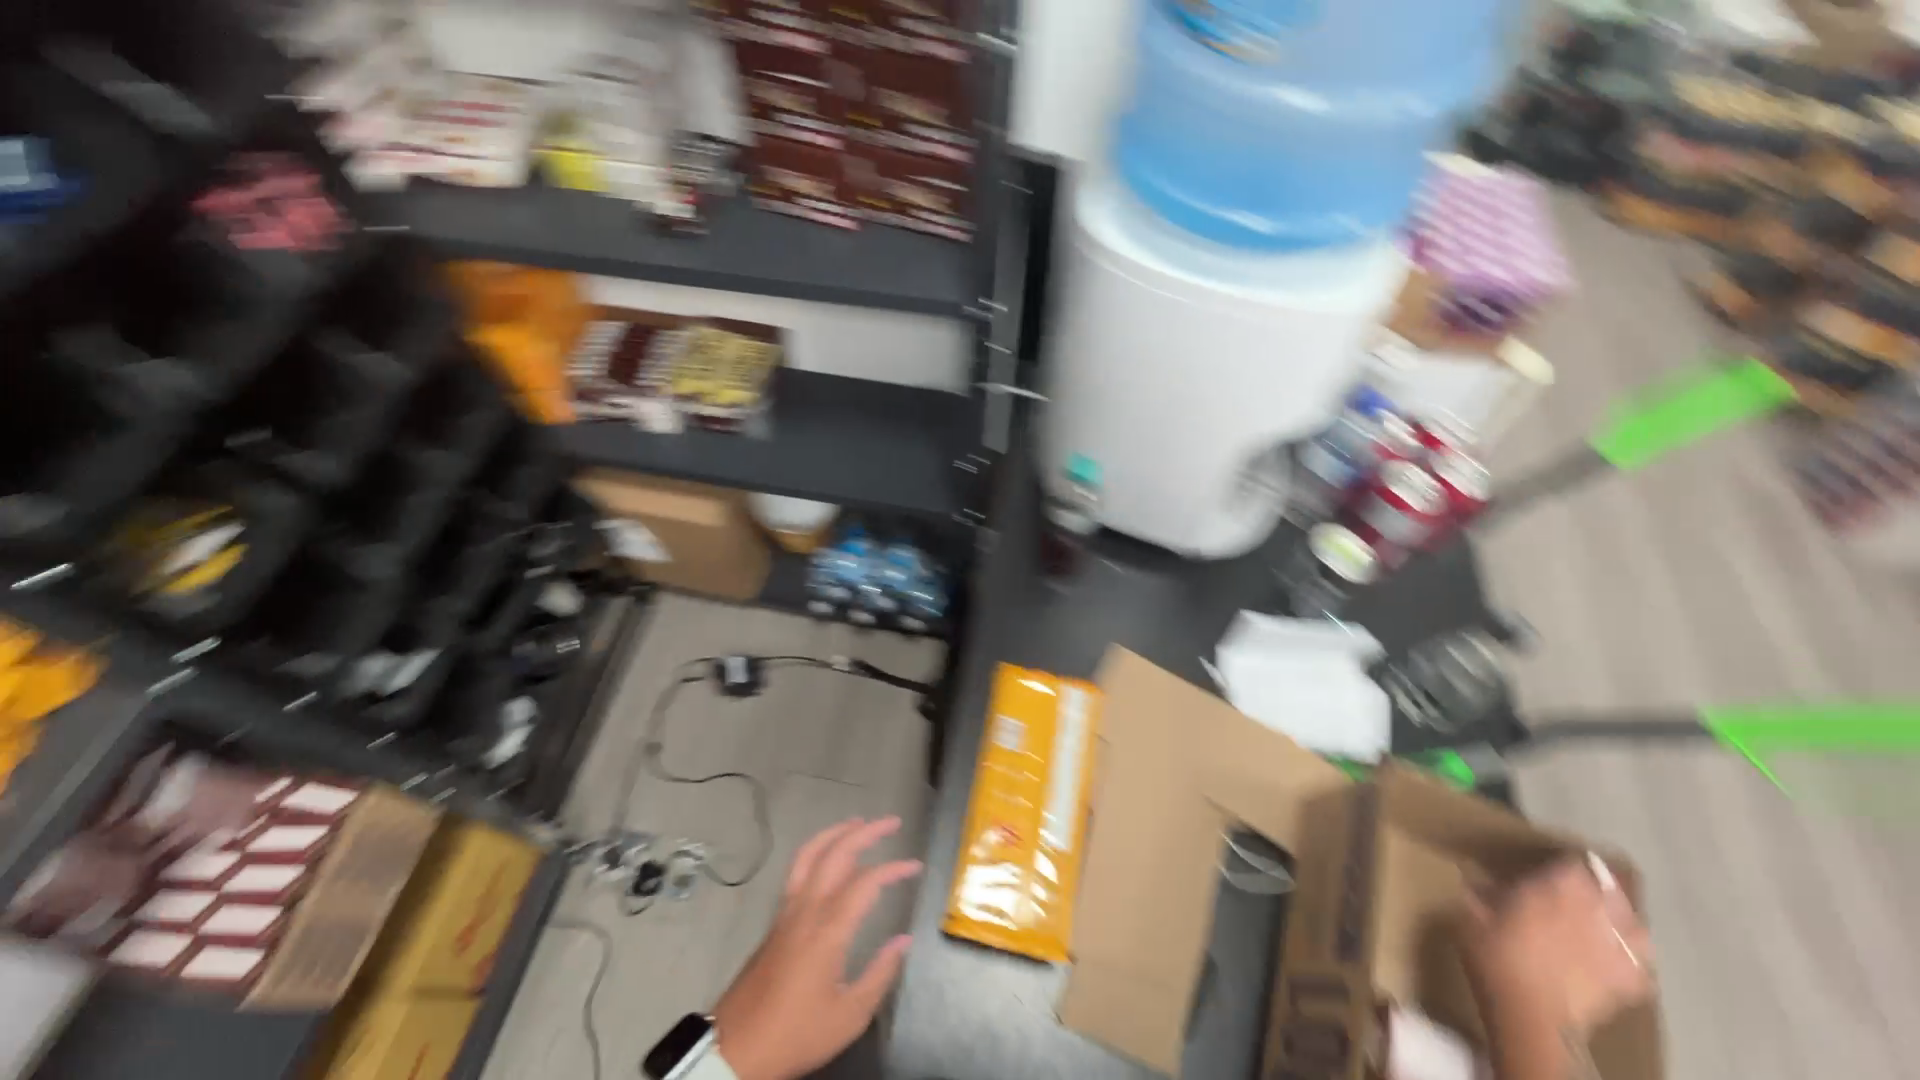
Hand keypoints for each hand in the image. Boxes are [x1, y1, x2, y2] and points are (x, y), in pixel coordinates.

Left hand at [714, 817, 921, 1079]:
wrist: (737, 1048)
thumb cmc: (797, 1033)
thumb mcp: (850, 1014)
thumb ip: (880, 973)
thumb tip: (903, 941)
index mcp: (827, 931)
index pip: (865, 882)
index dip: (892, 868)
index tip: (914, 866)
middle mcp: (805, 911)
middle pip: (833, 855)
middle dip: (864, 832)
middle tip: (891, 822)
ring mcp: (786, 914)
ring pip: (808, 857)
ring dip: (834, 834)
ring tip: (857, 824)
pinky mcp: (775, 923)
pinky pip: (797, 872)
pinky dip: (817, 852)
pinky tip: (828, 859)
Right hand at [1461, 855, 1653, 1037]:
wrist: (1529, 1016)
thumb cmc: (1495, 961)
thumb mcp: (1472, 920)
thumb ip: (1479, 895)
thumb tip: (1471, 875)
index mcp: (1552, 891)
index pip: (1570, 864)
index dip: (1564, 864)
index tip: (1552, 868)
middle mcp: (1589, 911)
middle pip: (1606, 889)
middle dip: (1597, 886)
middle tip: (1582, 891)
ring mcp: (1613, 946)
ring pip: (1631, 922)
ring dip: (1623, 917)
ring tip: (1612, 919)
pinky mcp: (1626, 979)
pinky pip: (1641, 962)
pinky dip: (1636, 957)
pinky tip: (1627, 957)